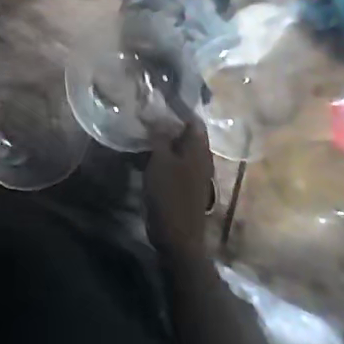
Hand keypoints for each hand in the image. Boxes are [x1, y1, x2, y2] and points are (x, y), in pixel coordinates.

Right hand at [145, 117, 213, 255]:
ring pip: (180, 150)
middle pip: (187, 135)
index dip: (176, 110)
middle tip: (145, 122)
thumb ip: (161, 137)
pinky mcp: (189, 187)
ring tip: (141, 140)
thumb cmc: (169, 195)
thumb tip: (158, 115)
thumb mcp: (160, 162)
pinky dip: (164, 160)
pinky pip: (177, 165)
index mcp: (199, 147)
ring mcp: (197, 173)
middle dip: (167, 127)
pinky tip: (146, 161)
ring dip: (164, 144)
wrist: (178, 238)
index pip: (192, 119)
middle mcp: (202, 157)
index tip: (156, 105)